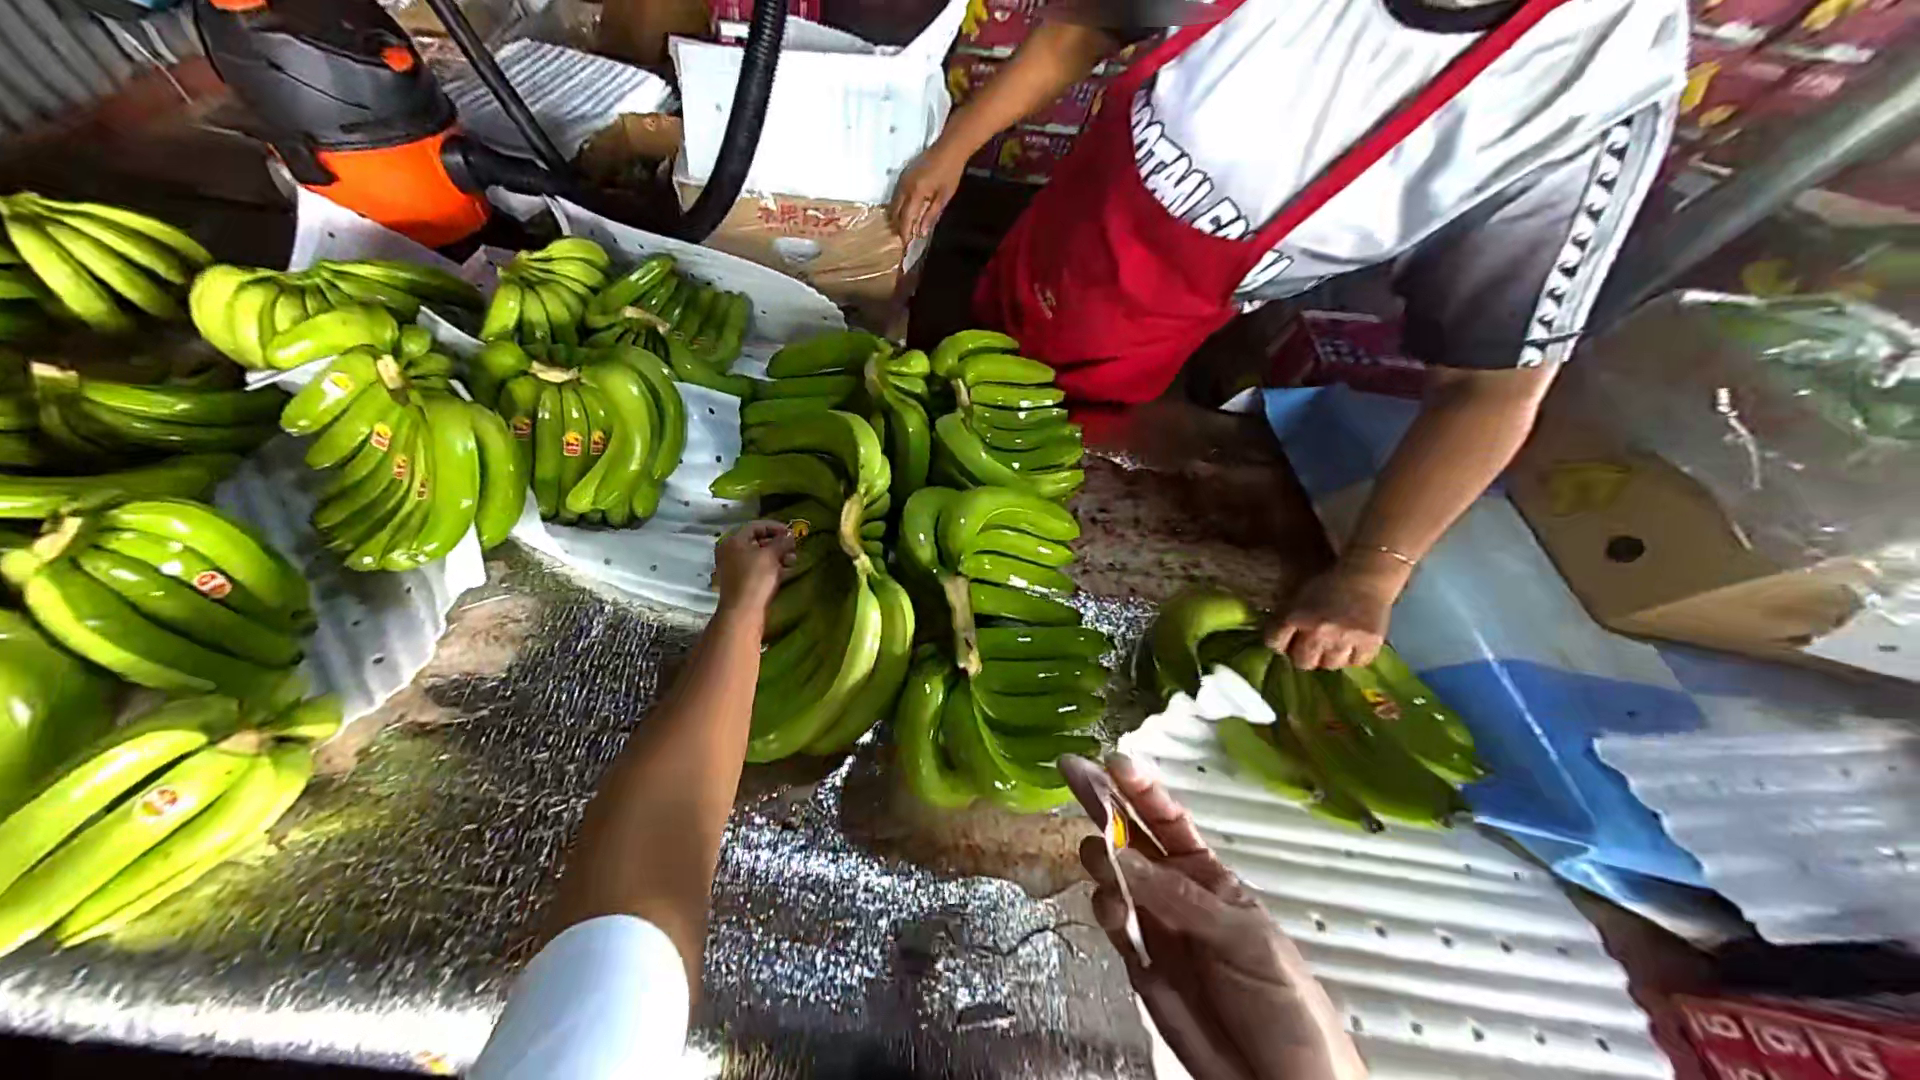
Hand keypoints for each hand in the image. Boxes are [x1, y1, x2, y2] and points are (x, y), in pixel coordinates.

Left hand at [714, 520, 796, 615]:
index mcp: (734, 541)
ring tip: (793, 560)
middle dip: (778, 543)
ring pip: (760, 556)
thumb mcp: (771, 555)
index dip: (775, 527)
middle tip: (794, 547)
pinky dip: (772, 567)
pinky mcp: (742, 581)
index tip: (791, 532)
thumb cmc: (755, 578)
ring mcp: (735, 568)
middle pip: (758, 541)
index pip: (756, 526)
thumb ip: (782, 542)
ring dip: (778, 556)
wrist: (743, 611)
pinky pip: (759, 568)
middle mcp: (731, 552)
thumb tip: (791, 534)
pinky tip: (786, 570)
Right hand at [888, 145, 965, 241]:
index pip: (906, 218)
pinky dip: (899, 207)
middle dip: (898, 226)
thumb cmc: (950, 172)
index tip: (905, 245)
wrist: (949, 148)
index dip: (905, 232)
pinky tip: (906, 213)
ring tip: (904, 229)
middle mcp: (905, 186)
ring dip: (897, 217)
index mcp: (915, 192)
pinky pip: (897, 195)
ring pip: (894, 203)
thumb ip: (931, 215)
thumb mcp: (943, 197)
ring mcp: (903, 179)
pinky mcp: (904, 175)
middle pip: (895, 212)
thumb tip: (922, 233)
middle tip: (904, 239)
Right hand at [1064, 755, 1366, 1079]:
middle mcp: (1172, 890)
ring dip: (1102, 858)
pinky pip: (1111, 923)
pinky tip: (1109, 905)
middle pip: (1129, 835)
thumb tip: (1120, 855)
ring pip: (1112, 875)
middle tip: (1072, 771)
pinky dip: (1104, 908)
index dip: (1141, 788)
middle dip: (1101, 801)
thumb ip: (1179, 897)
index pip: (1168, 819)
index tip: (1114, 761)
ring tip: (1098, 855)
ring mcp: (1152, 924)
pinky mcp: (1137, 962)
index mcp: (1207, 874)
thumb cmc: (1284, 1003)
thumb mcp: (1243, 937)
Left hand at [1264, 558, 1405, 669]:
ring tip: (1331, 647)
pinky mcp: (1369, 643)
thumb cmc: (1325, 580)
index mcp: (1294, 617)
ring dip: (1327, 657)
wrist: (1364, 573)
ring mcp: (1344, 640)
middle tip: (1307, 649)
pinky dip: (1353, 657)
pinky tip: (1351, 646)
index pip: (1274, 643)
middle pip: (1302, 662)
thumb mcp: (1295, 591)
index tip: (1284, 641)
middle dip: (1302, 655)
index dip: (1278, 642)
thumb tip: (1276, 636)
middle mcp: (1317, 632)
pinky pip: (1355, 662)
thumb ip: (1283, 613)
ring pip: (1329, 665)